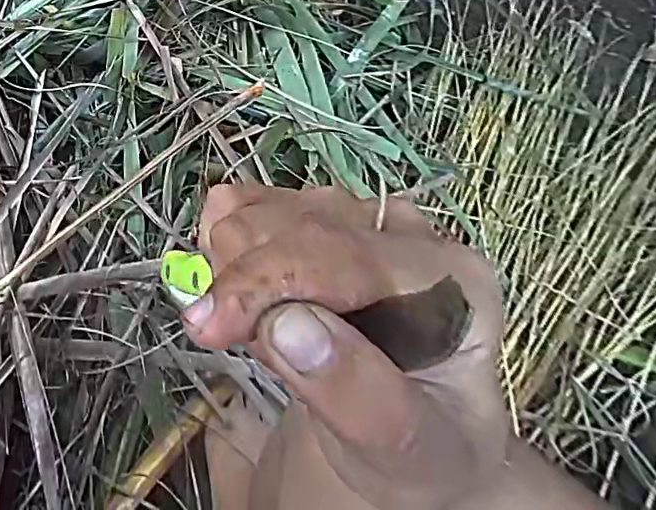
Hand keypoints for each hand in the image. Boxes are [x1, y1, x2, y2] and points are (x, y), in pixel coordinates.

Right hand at [182, 184, 542, 509]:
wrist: (409, 437)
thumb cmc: (420, 449)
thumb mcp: (412, 452)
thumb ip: (359, 395)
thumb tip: (283, 324)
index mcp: (447, 274)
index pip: (336, 252)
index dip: (263, 280)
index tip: (208, 328)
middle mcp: (395, 226)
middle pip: (283, 224)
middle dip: (240, 284)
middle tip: (228, 342)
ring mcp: (343, 208)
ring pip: (248, 209)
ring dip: (229, 270)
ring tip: (258, 331)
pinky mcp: (300, 206)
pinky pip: (232, 204)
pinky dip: (220, 249)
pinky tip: (250, 297)